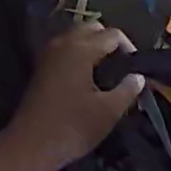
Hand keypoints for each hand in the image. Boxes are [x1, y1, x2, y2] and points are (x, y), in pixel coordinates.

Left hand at [0, 23, 143, 170]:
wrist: (32, 142)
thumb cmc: (73, 126)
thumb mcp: (108, 111)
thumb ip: (127, 89)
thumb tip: (138, 76)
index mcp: (80, 49)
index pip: (112, 34)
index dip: (129, 47)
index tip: (137, 69)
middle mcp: (63, 43)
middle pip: (91, 28)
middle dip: (110, 41)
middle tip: (123, 67)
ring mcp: (49, 52)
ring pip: (76, 36)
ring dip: (93, 46)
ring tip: (108, 72)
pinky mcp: (42, 64)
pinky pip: (65, 47)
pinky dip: (79, 52)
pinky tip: (88, 76)